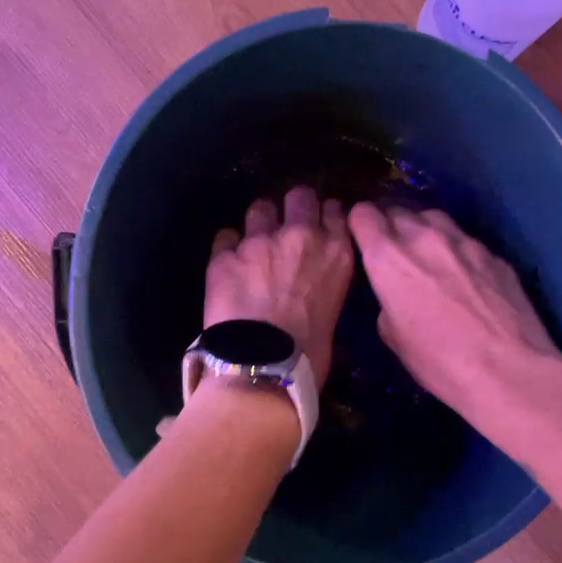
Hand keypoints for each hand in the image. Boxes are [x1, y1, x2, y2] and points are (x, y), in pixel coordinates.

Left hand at [205, 187, 354, 378]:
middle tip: (286, 224)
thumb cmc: (310, 353)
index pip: (335, 211)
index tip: (319, 221)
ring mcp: (260, 241)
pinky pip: (225, 237)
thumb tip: (312, 292)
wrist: (263, 366)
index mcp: (336, 252)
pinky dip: (228, 248)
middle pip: (299, 196)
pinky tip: (228, 263)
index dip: (324, 214)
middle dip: (293, 206)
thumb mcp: (334, 311)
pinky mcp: (225, 254)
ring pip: (260, 208)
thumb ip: (325, 284)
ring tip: (254, 242)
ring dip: (259, 222)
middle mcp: (301, 235)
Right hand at [347, 204, 561, 423]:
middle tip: (392, 251)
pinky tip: (462, 274)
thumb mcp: (393, 337)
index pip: (363, 214)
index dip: (359, 224)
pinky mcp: (493, 252)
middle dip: (389, 225)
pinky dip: (454, 249)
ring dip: (422, 230)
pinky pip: (463, 239)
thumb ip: (387, 299)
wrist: (510, 371)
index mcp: (389, 258)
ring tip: (425, 254)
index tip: (361, 239)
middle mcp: (423, 237)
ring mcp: (463, 241)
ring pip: (432, 218)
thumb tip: (396, 292)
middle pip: (397, 211)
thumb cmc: (440, 362)